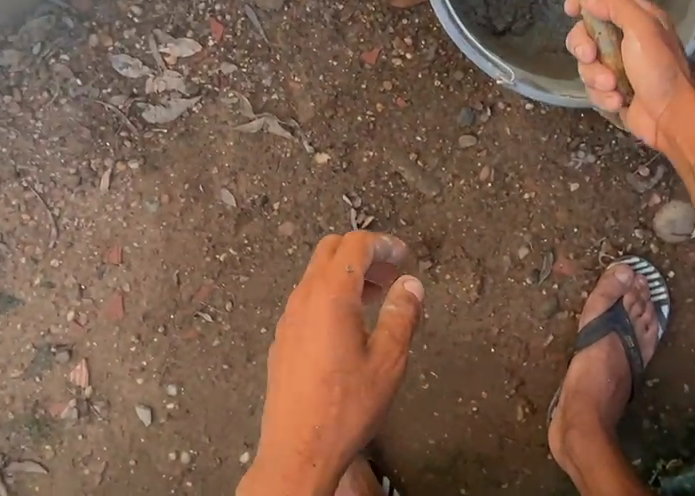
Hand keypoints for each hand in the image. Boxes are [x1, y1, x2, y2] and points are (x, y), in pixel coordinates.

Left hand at [240, 232, 424, 495]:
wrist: (298, 451)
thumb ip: (402, 314)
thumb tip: (411, 284)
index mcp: (331, 293)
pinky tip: (350, 324)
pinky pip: (308, 297)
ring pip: (317, 273)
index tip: (404, 256)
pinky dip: (331, 293)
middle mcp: (305, 296)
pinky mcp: (283, 336)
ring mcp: (289, 316)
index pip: (356, 244)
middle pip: (332, 248)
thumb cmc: (345, 406)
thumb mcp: (388, 360)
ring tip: (376, 298)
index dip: (384, 244)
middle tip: (391, 274)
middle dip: (364, 252)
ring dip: (347, 273)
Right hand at [565, 0, 694, 150]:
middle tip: (590, 56)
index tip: (569, 10)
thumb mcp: (642, 29)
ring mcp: (618, 64)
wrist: (670, 118)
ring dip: (595, 76)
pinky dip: (602, 95)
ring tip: (612, 86)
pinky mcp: (612, 88)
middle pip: (586, 30)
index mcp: (639, 17)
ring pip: (586, 62)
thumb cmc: (660, 70)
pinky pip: (592, 86)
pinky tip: (618, 101)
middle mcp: (627, 37)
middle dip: (582, 45)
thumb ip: (616, 6)